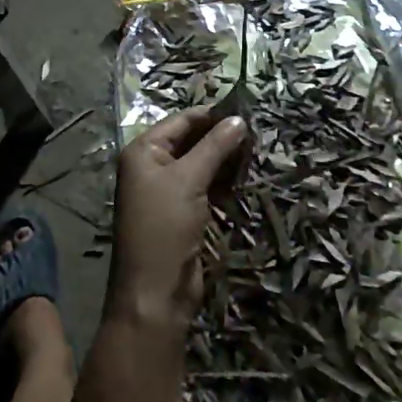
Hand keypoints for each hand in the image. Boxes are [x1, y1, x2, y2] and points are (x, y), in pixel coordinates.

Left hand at [108, 107, 248, 331]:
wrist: (156, 290)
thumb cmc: (165, 226)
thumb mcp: (189, 180)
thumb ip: (214, 147)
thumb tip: (238, 119)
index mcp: (143, 150)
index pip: (180, 121)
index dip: (211, 115)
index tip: (246, 111)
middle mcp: (152, 165)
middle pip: (190, 141)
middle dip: (221, 137)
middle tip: (258, 132)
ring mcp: (167, 190)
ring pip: (201, 165)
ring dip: (225, 160)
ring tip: (258, 151)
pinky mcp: (183, 212)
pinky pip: (205, 187)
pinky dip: (223, 182)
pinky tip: (247, 177)